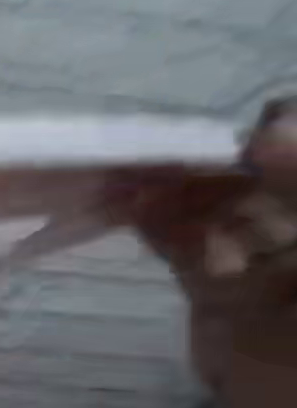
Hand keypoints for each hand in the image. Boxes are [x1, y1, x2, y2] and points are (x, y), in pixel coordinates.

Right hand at [129, 103, 296, 407]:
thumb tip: (268, 124)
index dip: (290, 133)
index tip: (259, 112)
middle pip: (280, 182)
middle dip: (234, 156)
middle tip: (174, 139)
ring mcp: (281, 267)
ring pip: (232, 210)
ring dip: (184, 188)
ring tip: (133, 165)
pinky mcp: (222, 295)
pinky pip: (189, 250)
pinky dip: (157, 224)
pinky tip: (127, 201)